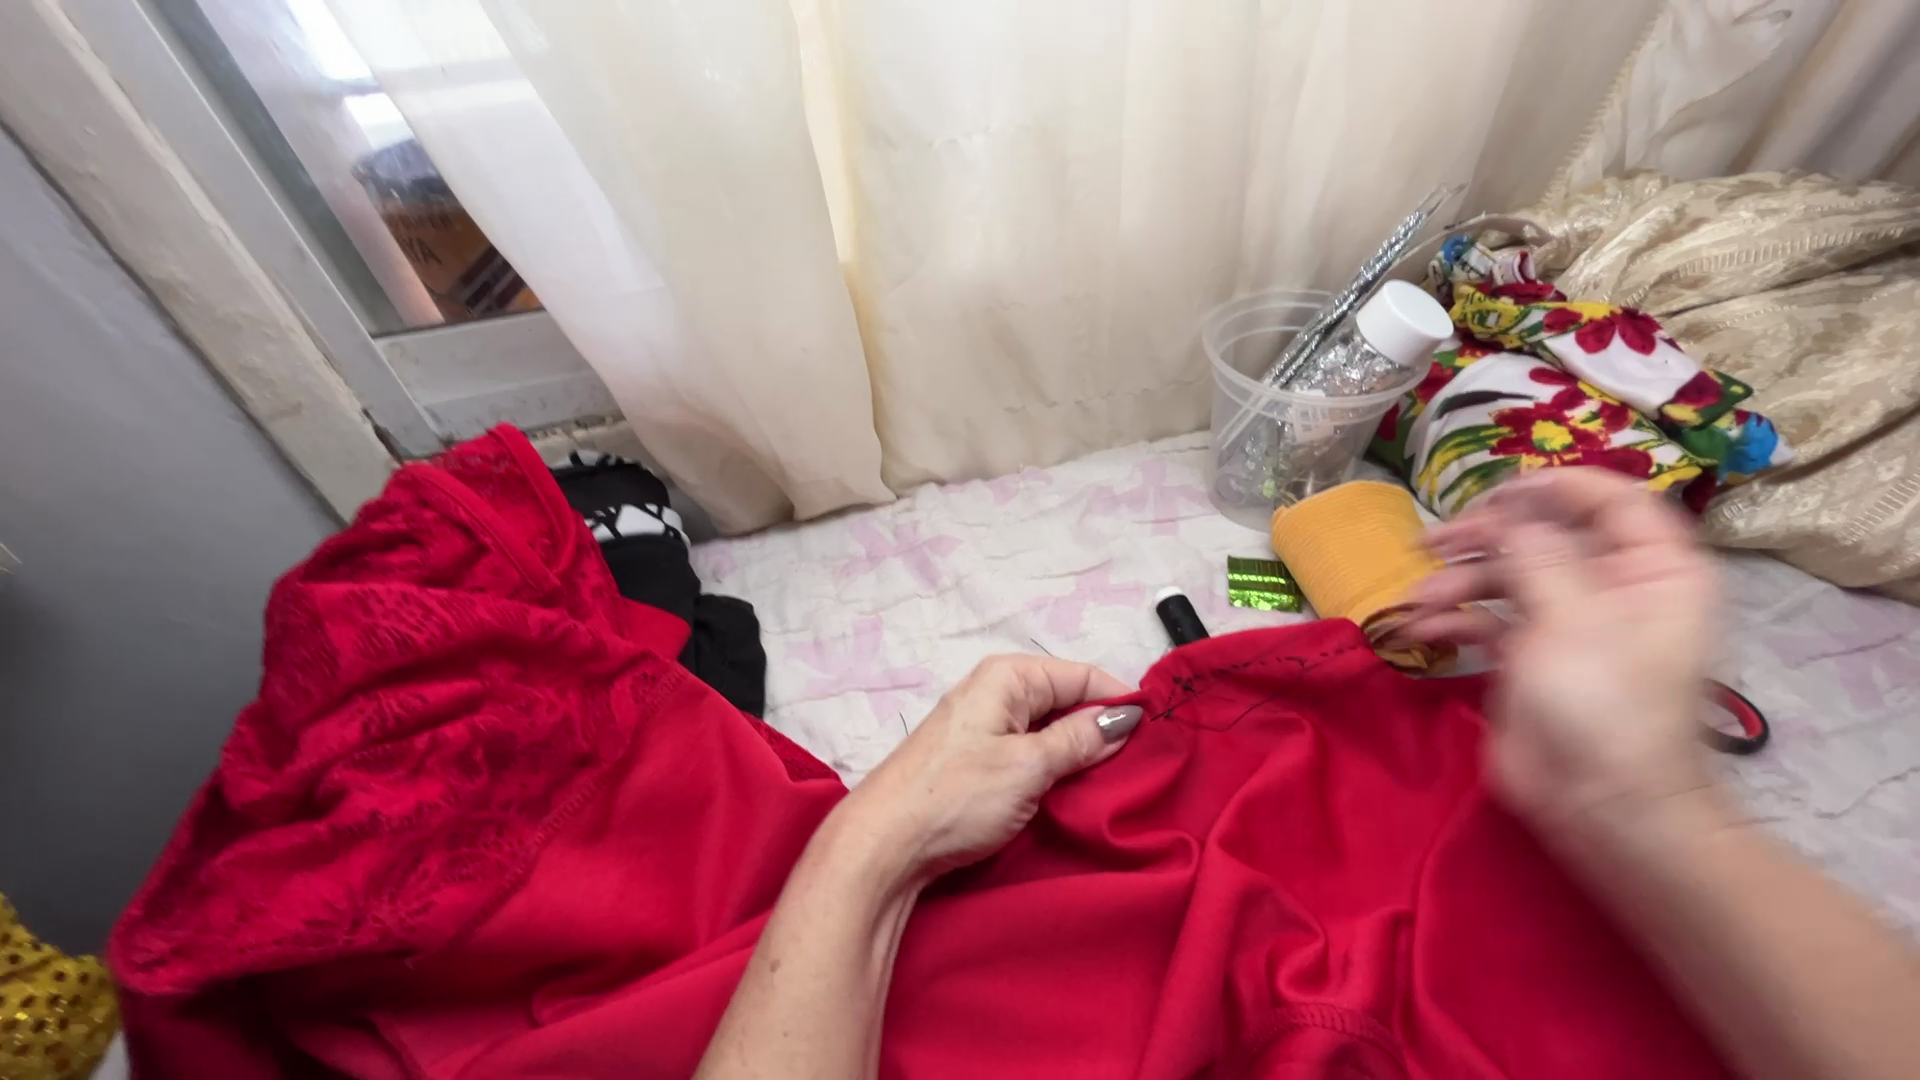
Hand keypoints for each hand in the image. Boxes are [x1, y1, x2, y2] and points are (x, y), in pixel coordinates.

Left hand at [835, 655, 1138, 886]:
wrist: (885, 844)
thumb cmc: (957, 796)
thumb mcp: (1029, 766)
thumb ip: (1080, 739)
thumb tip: (1125, 717)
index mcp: (1008, 676)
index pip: (1082, 676)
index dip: (1121, 702)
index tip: (1158, 736)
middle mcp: (996, 690)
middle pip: (1066, 700)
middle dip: (1101, 729)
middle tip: (1141, 767)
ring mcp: (984, 724)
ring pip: (1050, 728)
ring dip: (1079, 752)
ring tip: (1114, 783)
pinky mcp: (978, 756)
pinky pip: (1030, 749)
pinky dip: (1054, 766)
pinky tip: (1073, 790)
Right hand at [1392, 468, 1721, 844]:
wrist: (1599, 804)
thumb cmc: (1604, 706)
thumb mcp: (1573, 619)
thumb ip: (1537, 554)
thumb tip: (1506, 507)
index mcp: (1651, 571)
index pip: (1612, 501)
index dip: (1554, 486)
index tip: (1492, 494)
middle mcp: (1611, 587)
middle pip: (1542, 536)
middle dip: (1482, 538)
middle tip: (1429, 543)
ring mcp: (1566, 621)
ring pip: (1505, 576)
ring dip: (1455, 583)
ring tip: (1418, 603)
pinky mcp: (1528, 654)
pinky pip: (1485, 618)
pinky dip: (1452, 620)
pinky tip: (1423, 632)